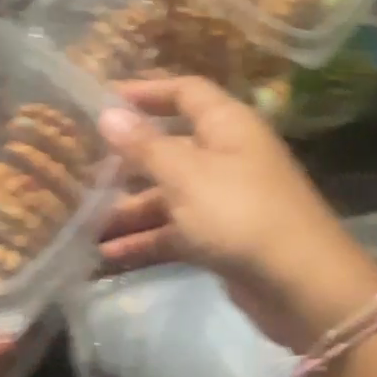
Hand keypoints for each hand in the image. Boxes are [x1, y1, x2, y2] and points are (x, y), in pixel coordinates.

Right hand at [97, 77, 376, 352]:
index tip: (100, 101)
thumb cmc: (239, 214)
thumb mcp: (185, 175)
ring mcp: (223, 202)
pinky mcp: (220, 241)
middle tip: (78, 172)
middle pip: (169, 149)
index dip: (145, 92)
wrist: (297, 283)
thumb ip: (144, 146)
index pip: (184, 93)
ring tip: (81, 225)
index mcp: (226, 126)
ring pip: (167, 198)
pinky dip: (145, 243)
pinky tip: (107, 256)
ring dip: (127, 211)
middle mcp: (226, 157)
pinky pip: (174, 234)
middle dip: (125, 163)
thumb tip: (108, 113)